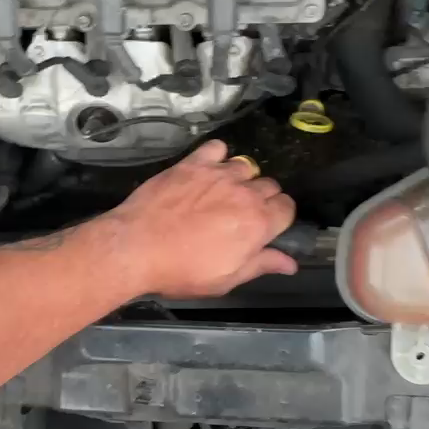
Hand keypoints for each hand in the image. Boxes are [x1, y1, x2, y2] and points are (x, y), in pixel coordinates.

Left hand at [95, 139, 297, 297]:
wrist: (137, 247)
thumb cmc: (182, 270)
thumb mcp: (226, 279)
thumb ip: (262, 265)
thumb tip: (291, 264)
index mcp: (258, 222)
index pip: (287, 208)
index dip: (279, 218)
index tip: (266, 227)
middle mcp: (244, 192)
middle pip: (269, 185)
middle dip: (262, 199)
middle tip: (240, 215)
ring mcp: (218, 174)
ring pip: (245, 166)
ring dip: (241, 179)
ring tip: (223, 194)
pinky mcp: (193, 163)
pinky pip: (216, 148)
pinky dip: (217, 156)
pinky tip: (208, 170)